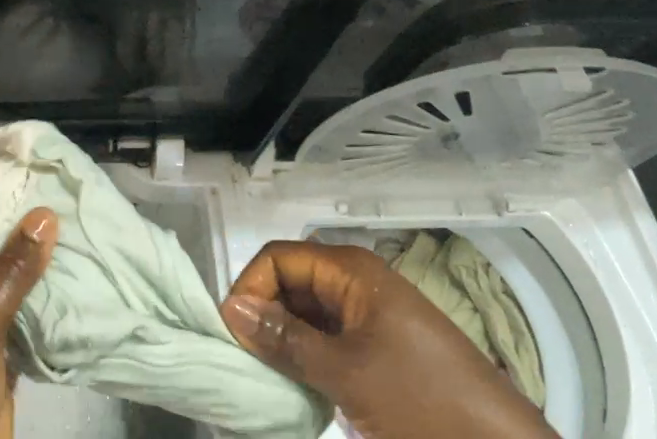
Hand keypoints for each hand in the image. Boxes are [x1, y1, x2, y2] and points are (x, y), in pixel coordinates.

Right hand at [219, 240, 555, 438]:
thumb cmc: (424, 399)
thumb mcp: (347, 372)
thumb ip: (287, 339)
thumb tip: (232, 308)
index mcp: (351, 271)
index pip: (280, 258)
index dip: (251, 288)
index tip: (232, 335)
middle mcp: (356, 285)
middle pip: (290, 282)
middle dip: (262, 315)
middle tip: (243, 361)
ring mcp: (367, 320)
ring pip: (304, 315)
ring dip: (280, 341)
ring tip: (262, 377)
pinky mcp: (375, 352)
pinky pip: (324, 343)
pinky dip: (302, 360)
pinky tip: (291, 388)